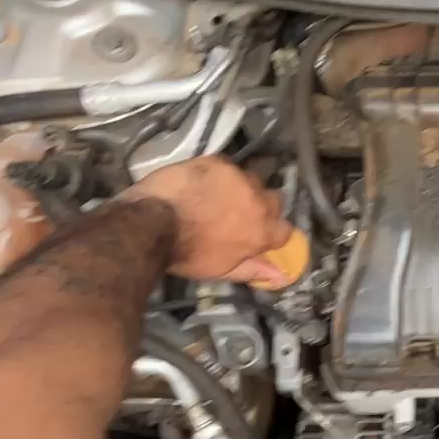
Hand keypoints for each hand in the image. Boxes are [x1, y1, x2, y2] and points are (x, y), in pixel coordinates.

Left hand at [119, 156, 303, 285]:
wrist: (152, 222)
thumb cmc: (187, 253)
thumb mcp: (221, 269)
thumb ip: (255, 270)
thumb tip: (282, 276)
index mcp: (262, 231)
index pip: (285, 230)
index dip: (272, 232)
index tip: (258, 234)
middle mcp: (258, 203)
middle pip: (274, 200)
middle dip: (261, 206)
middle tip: (238, 212)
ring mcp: (239, 179)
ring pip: (251, 180)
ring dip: (241, 188)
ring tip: (217, 194)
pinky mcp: (218, 162)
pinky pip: (226, 166)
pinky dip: (218, 174)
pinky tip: (201, 181)